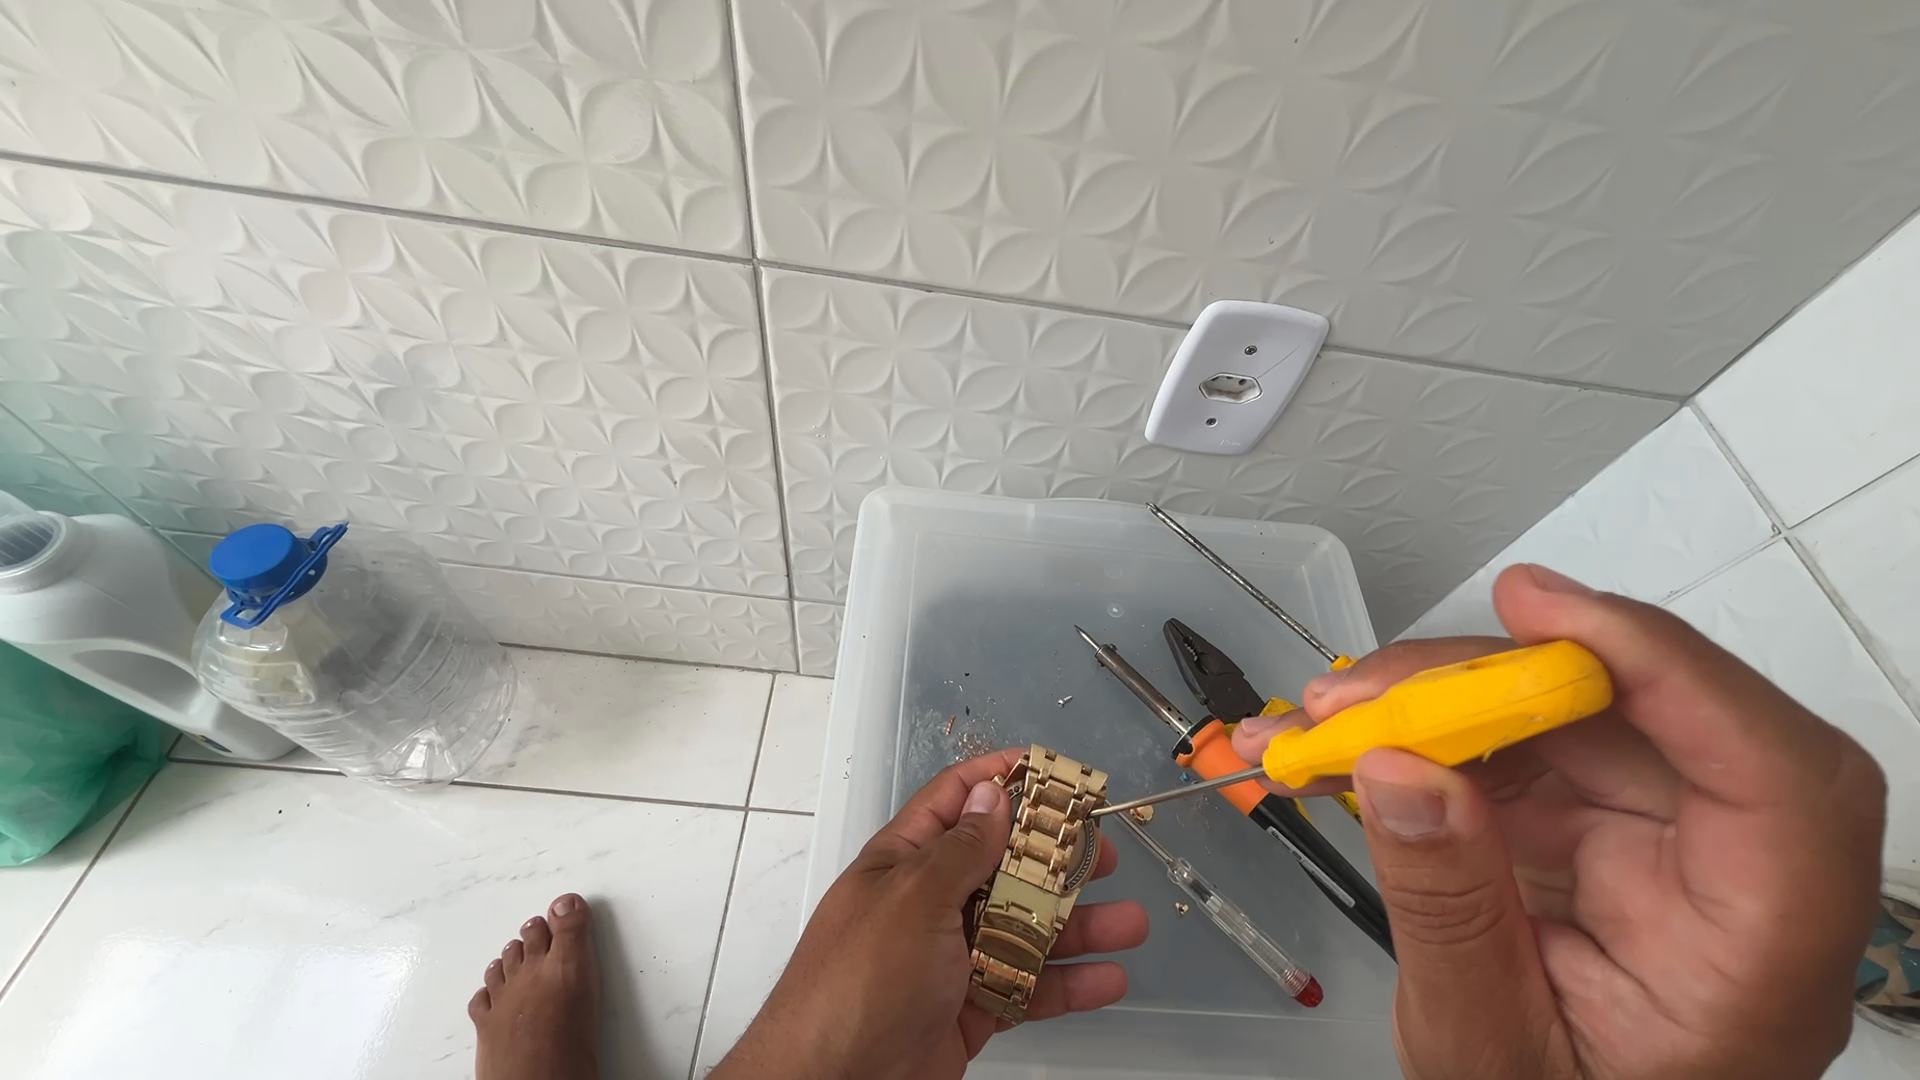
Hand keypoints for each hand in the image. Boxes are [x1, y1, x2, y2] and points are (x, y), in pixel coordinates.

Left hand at [714, 748, 1148, 1079]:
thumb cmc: (866, 974)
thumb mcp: (914, 897)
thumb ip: (960, 848)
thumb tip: (993, 791)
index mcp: (909, 856)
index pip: (958, 797)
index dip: (1002, 776)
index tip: (1055, 771)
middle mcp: (934, 898)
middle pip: (1005, 863)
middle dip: (1056, 857)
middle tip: (1107, 854)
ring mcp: (955, 955)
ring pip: (1026, 927)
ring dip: (1079, 924)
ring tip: (1132, 923)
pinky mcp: (972, 1008)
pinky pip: (1026, 985)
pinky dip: (1067, 984)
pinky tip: (1109, 980)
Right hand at [1232, 564, 1885, 1079]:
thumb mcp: (1480, 1042)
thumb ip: (1445, 911)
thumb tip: (1396, 766)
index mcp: (1748, 950)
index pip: (1769, 777)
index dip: (1659, 665)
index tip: (1528, 603)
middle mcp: (1707, 865)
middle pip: (1619, 718)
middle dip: (1467, 685)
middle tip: (1348, 695)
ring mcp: (1632, 830)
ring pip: (1538, 713)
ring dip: (1413, 703)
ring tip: (1311, 723)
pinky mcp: (1562, 813)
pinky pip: (1485, 742)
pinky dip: (1399, 733)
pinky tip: (1324, 746)